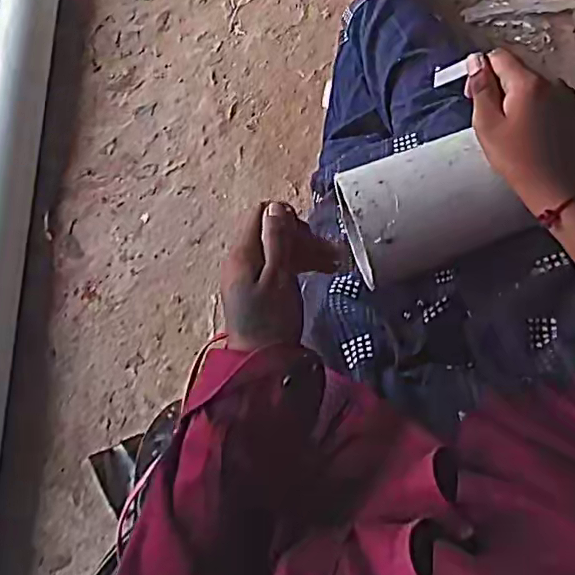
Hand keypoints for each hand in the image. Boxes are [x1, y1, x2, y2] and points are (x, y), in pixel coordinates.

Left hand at [221, 202, 343, 351]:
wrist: (261, 367)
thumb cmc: (272, 322)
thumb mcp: (278, 278)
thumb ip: (276, 241)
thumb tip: (276, 206)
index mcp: (243, 253)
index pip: (261, 212)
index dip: (287, 217)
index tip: (309, 236)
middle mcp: (241, 259)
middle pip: (271, 230)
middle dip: (300, 236)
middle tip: (328, 253)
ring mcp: (247, 274)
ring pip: (277, 248)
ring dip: (304, 250)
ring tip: (332, 263)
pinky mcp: (256, 288)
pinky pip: (276, 265)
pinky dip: (297, 264)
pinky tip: (317, 271)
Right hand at [467, 50, 574, 214]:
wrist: (556, 188)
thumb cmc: (519, 161)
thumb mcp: (487, 125)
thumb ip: (481, 88)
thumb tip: (476, 61)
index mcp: (528, 84)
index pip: (499, 56)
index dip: (481, 72)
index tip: (475, 94)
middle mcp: (552, 83)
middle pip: (517, 68)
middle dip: (499, 85)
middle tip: (491, 116)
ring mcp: (566, 95)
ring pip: (532, 82)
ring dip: (518, 96)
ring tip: (512, 126)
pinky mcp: (574, 109)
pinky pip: (548, 95)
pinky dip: (535, 105)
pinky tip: (530, 129)